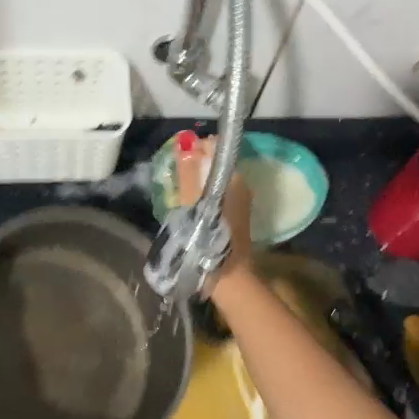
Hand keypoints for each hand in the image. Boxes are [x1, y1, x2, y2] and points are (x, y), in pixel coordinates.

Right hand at [189, 137, 255, 293]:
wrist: (226, 275)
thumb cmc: (206, 236)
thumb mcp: (192, 199)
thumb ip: (189, 169)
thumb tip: (186, 143)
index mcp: (234, 177)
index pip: (215, 147)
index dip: (196, 149)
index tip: (179, 160)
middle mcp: (242, 184)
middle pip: (216, 164)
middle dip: (196, 166)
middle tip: (176, 178)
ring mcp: (241, 201)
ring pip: (216, 180)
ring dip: (198, 182)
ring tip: (179, 193)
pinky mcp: (237, 215)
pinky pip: (218, 194)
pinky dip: (205, 195)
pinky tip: (191, 208)